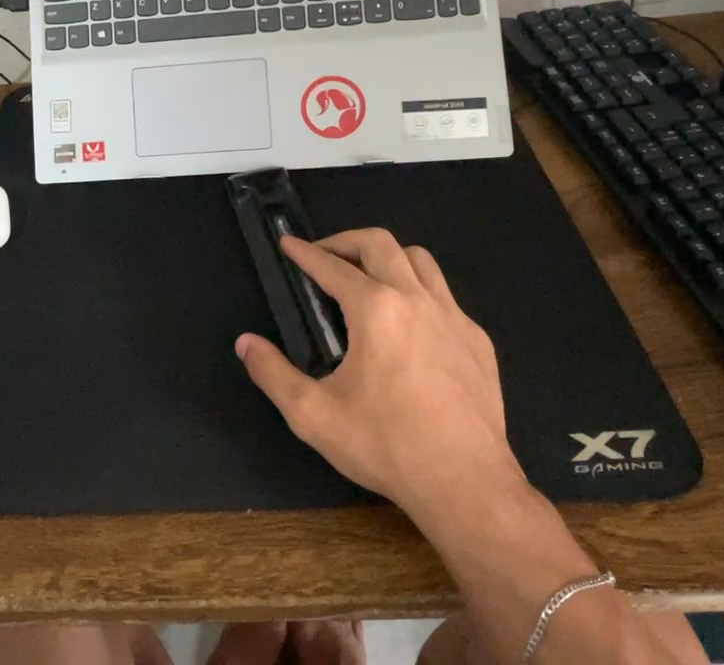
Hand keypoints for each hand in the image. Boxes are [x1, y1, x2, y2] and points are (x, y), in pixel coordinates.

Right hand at [234, 229, 528, 522]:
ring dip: (388, 257)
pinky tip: (408, 325)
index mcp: (375, 309)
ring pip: (420, 261)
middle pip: (381, 243)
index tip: (288, 244)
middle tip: (324, 256)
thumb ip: (273, 373)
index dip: (305, 253)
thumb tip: (246, 343)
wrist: (466, 483)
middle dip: (346, 241)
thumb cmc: (385, 445)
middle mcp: (416, 300)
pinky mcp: (477, 341)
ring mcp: (454, 318)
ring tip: (367, 277)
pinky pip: (445, 297)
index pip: (333, 267)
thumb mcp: (313, 415)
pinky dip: (419, 292)